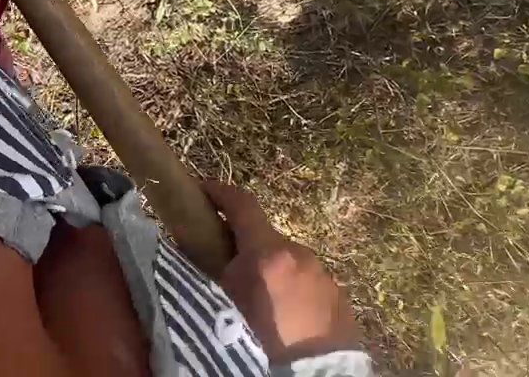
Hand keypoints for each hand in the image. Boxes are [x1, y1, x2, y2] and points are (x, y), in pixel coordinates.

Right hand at [202, 180, 362, 364]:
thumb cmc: (260, 337)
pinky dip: (295, 289)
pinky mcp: (343, 300)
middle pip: (266, 236)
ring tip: (264, 296)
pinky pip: (311, 283)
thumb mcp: (221, 299)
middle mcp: (299, 254)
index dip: (219, 191)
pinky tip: (289, 312)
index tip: (203, 190)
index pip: (241, 202)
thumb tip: (186, 243)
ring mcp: (325, 276)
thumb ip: (207, 265)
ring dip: (274, 269)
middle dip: (247, 243)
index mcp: (268, 250)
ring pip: (290, 261)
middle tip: (232, 265)